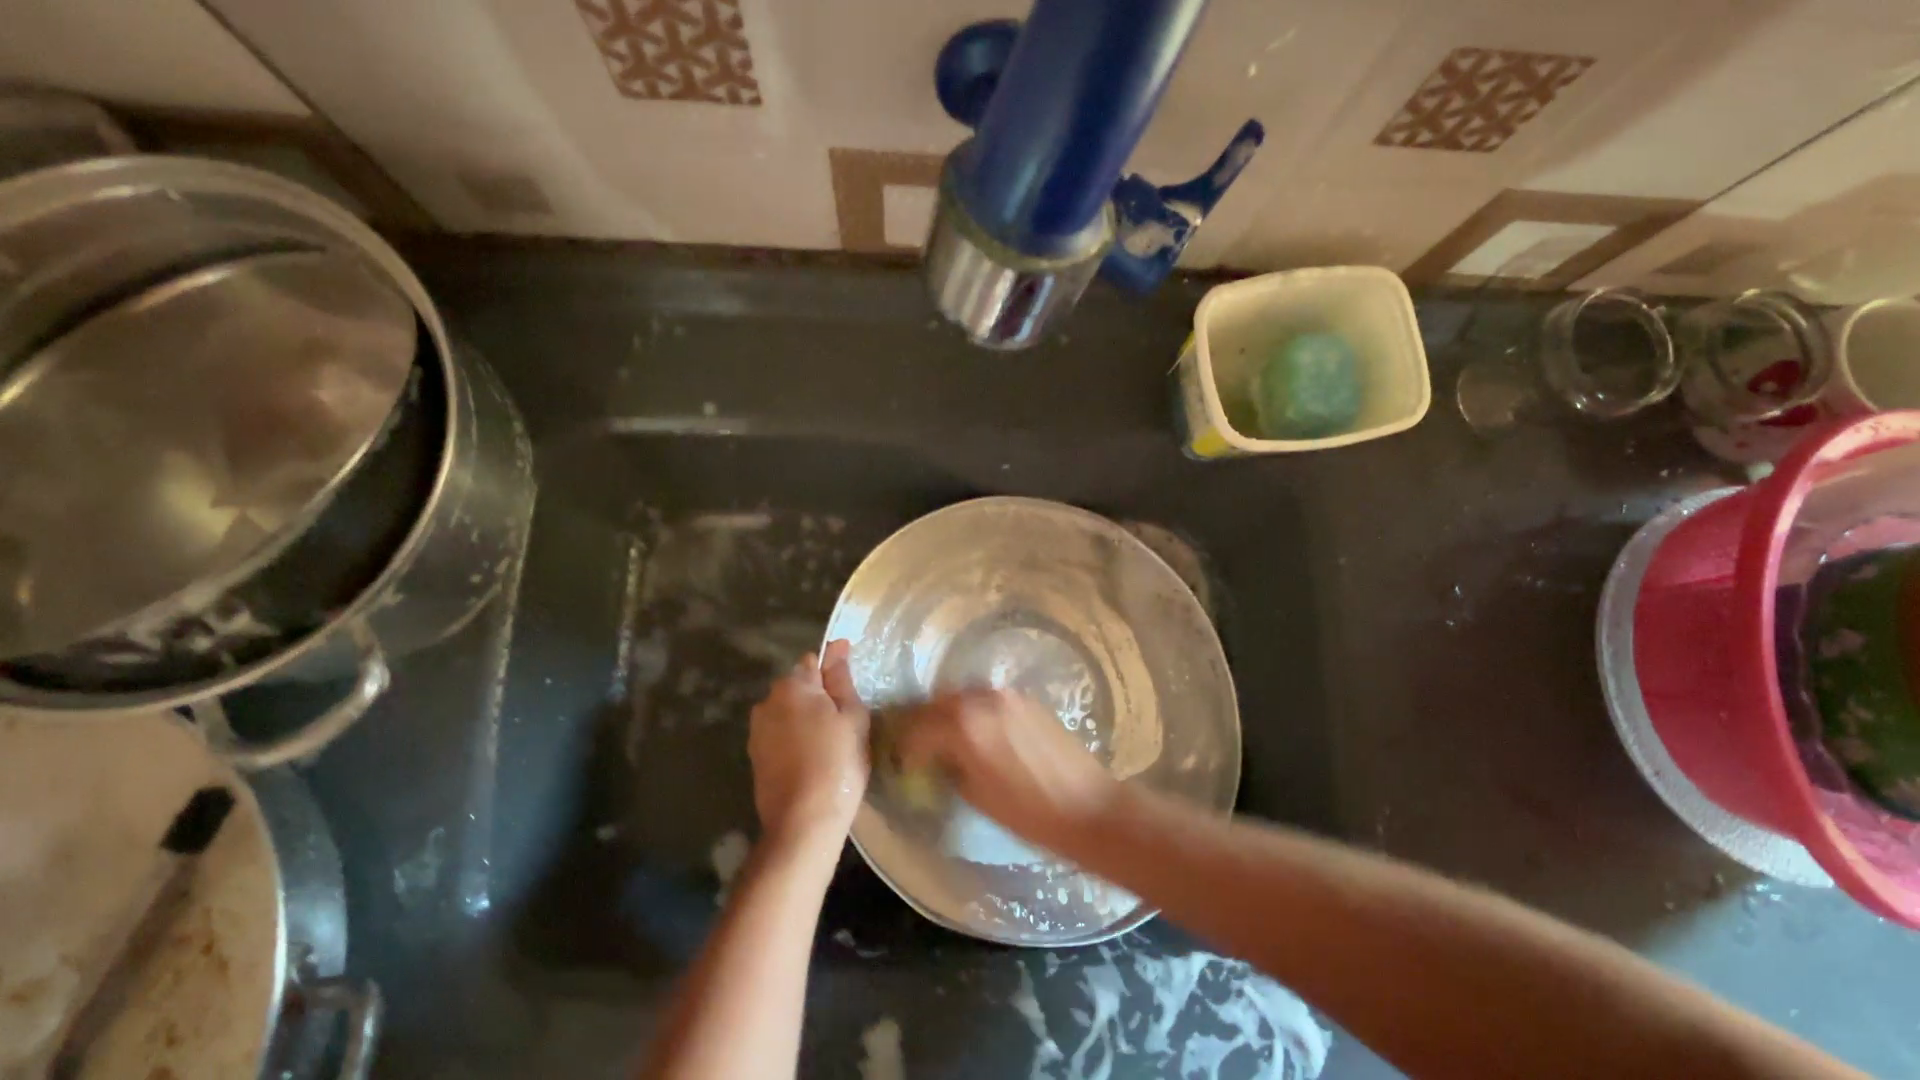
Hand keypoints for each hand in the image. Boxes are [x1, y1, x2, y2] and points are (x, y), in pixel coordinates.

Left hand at [748, 640, 869, 849]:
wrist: (804, 821)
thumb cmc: (838, 763)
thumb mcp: (852, 717)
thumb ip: (842, 680)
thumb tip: (836, 646)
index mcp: (793, 686)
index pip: (813, 662)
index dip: (833, 673)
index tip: (850, 693)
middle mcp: (768, 701)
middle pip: (798, 687)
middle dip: (817, 697)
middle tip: (844, 723)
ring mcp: (757, 730)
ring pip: (787, 713)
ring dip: (804, 719)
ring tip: (829, 744)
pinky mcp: (755, 756)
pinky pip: (779, 736)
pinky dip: (794, 740)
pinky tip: (812, 759)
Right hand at [898, 688, 1118, 847]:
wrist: (1088, 808)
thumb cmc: (1029, 813)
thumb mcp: (975, 796)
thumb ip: (949, 768)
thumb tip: (936, 759)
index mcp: (964, 726)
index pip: (917, 727)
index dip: (905, 746)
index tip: (902, 762)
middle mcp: (982, 700)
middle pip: (937, 703)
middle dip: (923, 723)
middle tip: (918, 746)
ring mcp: (1008, 696)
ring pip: (963, 697)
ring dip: (948, 714)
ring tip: (945, 739)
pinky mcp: (1028, 701)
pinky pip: (988, 700)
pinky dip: (974, 712)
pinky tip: (976, 734)